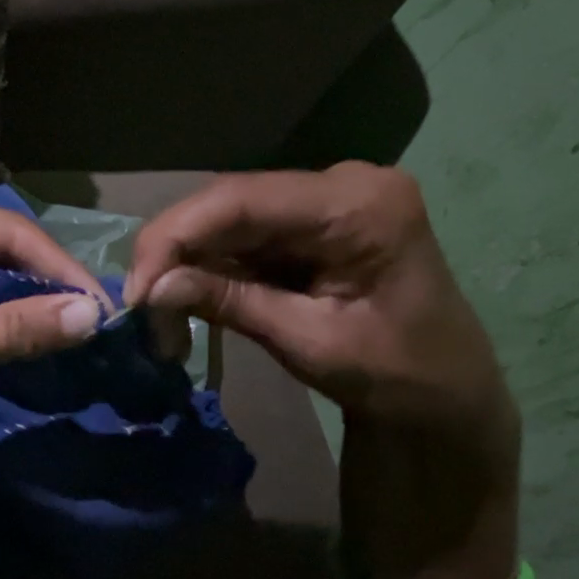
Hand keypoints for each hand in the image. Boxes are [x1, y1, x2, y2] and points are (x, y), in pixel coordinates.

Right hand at [125, 162, 511, 439]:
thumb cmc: (394, 374)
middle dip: (172, 252)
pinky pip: (239, 235)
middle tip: (137, 306)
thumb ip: (229, 303)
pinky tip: (182, 297)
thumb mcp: (308, 342)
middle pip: (227, 203)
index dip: (174, 238)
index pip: (240, 199)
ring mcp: (324, 200)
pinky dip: (205, 267)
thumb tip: (149, 290)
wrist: (443, 395)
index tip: (135, 290)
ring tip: (155, 312)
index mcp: (359, 205)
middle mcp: (340, 184)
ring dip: (183, 262)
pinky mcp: (308, 223)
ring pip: (224, 218)